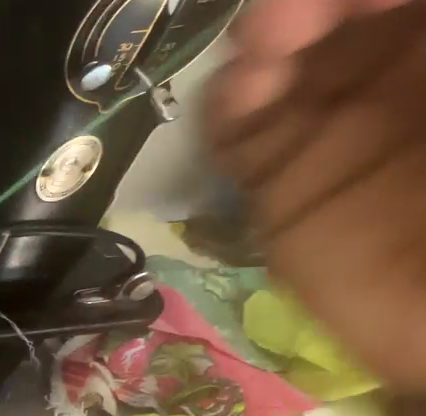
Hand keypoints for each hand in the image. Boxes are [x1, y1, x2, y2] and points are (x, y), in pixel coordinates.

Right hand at [207, 0, 425, 386]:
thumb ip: (419, 34)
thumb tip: (346, 4)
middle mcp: (412, 60)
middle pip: (340, 10)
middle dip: (311, 1)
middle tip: (293, 14)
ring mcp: (346, 118)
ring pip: (285, 53)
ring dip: (268, 37)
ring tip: (268, 41)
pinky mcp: (283, 175)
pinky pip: (242, 126)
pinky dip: (230, 102)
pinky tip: (241, 90)